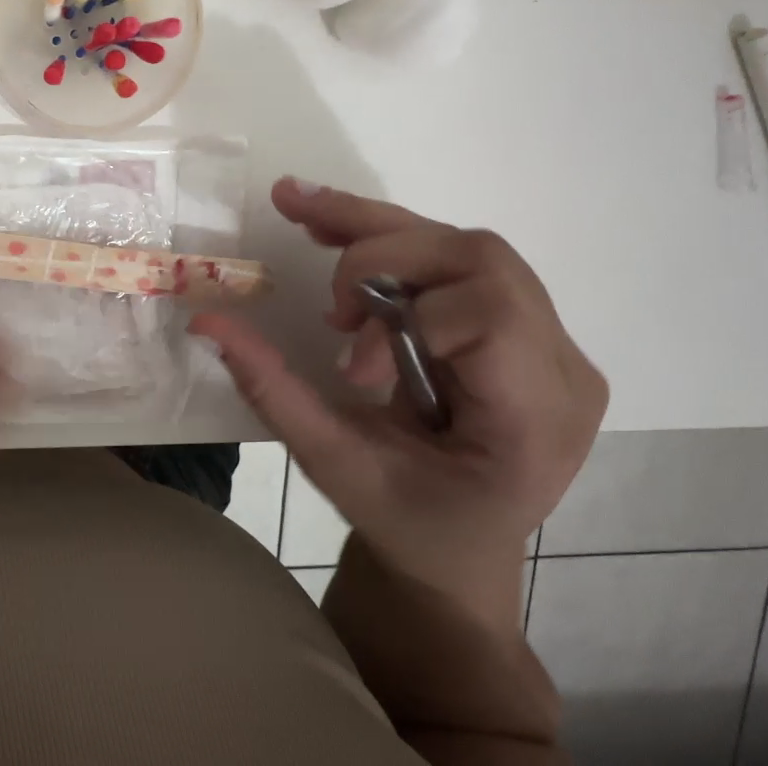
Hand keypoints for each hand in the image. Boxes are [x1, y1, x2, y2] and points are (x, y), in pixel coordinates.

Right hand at [191, 178, 606, 608]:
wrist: (454, 553)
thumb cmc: (406, 525)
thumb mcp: (333, 465)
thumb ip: (273, 389)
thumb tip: (206, 321)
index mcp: (537, 415)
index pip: (489, 312)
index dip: (408, 316)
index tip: (351, 371)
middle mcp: (561, 366)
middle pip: (479, 259)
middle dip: (383, 261)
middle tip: (331, 312)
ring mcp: (545, 342)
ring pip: (463, 246)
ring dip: (376, 234)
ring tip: (299, 213)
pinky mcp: (514, 326)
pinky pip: (453, 261)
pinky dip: (386, 237)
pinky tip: (325, 221)